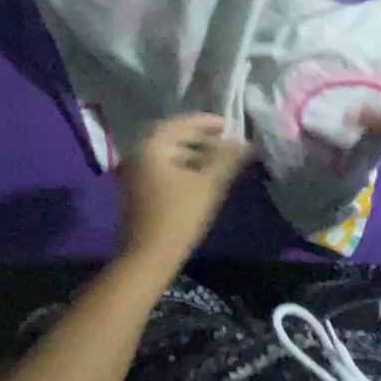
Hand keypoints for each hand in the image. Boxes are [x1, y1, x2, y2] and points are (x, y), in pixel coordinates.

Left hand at [117, 113, 250, 262]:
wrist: (148, 258)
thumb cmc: (179, 217)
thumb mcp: (209, 184)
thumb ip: (228, 158)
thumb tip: (246, 142)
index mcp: (152, 147)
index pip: (182, 123)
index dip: (208, 122)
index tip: (231, 125)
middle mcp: (138, 154)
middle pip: (173, 136)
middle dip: (201, 137)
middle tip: (226, 140)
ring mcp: (134, 172)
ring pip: (168, 153)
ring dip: (193, 152)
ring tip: (219, 157)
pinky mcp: (137, 189)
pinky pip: (162, 166)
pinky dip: (181, 164)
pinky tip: (201, 174)